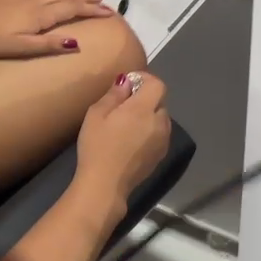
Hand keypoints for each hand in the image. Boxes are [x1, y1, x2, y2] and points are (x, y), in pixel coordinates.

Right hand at [72, 72, 170, 206]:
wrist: (107, 182)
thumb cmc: (97, 144)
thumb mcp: (97, 114)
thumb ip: (114, 95)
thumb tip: (126, 81)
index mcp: (143, 109)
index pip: (158, 84)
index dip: (144, 78)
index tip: (126, 83)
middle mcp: (160, 123)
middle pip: (159, 101)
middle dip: (144, 97)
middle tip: (120, 104)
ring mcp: (163, 141)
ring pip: (160, 118)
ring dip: (147, 114)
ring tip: (124, 123)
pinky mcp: (161, 154)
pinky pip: (159, 133)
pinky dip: (148, 129)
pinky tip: (129, 139)